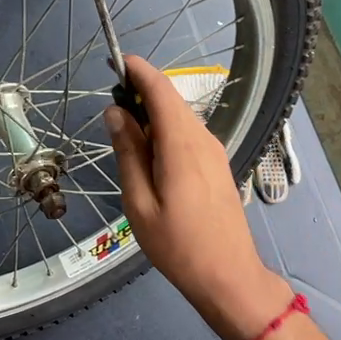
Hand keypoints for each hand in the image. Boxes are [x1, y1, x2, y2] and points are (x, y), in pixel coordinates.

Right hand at [107, 56, 295, 339]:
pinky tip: (149, 150)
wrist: (229, 277)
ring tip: (124, 130)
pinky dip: (165, 128)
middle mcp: (202, 139)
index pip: (161, 91)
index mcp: (181, 146)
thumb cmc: (178, 246)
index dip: (139, 71)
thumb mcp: (139, 203)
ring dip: (152, 112)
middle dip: (141, 91)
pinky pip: (188, 133)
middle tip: (111, 103)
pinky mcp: (217, 164)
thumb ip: (128, 153)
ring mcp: (214, 151)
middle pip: (171, 100)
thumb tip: (116, 112)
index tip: (115, 62)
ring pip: (180, 116)